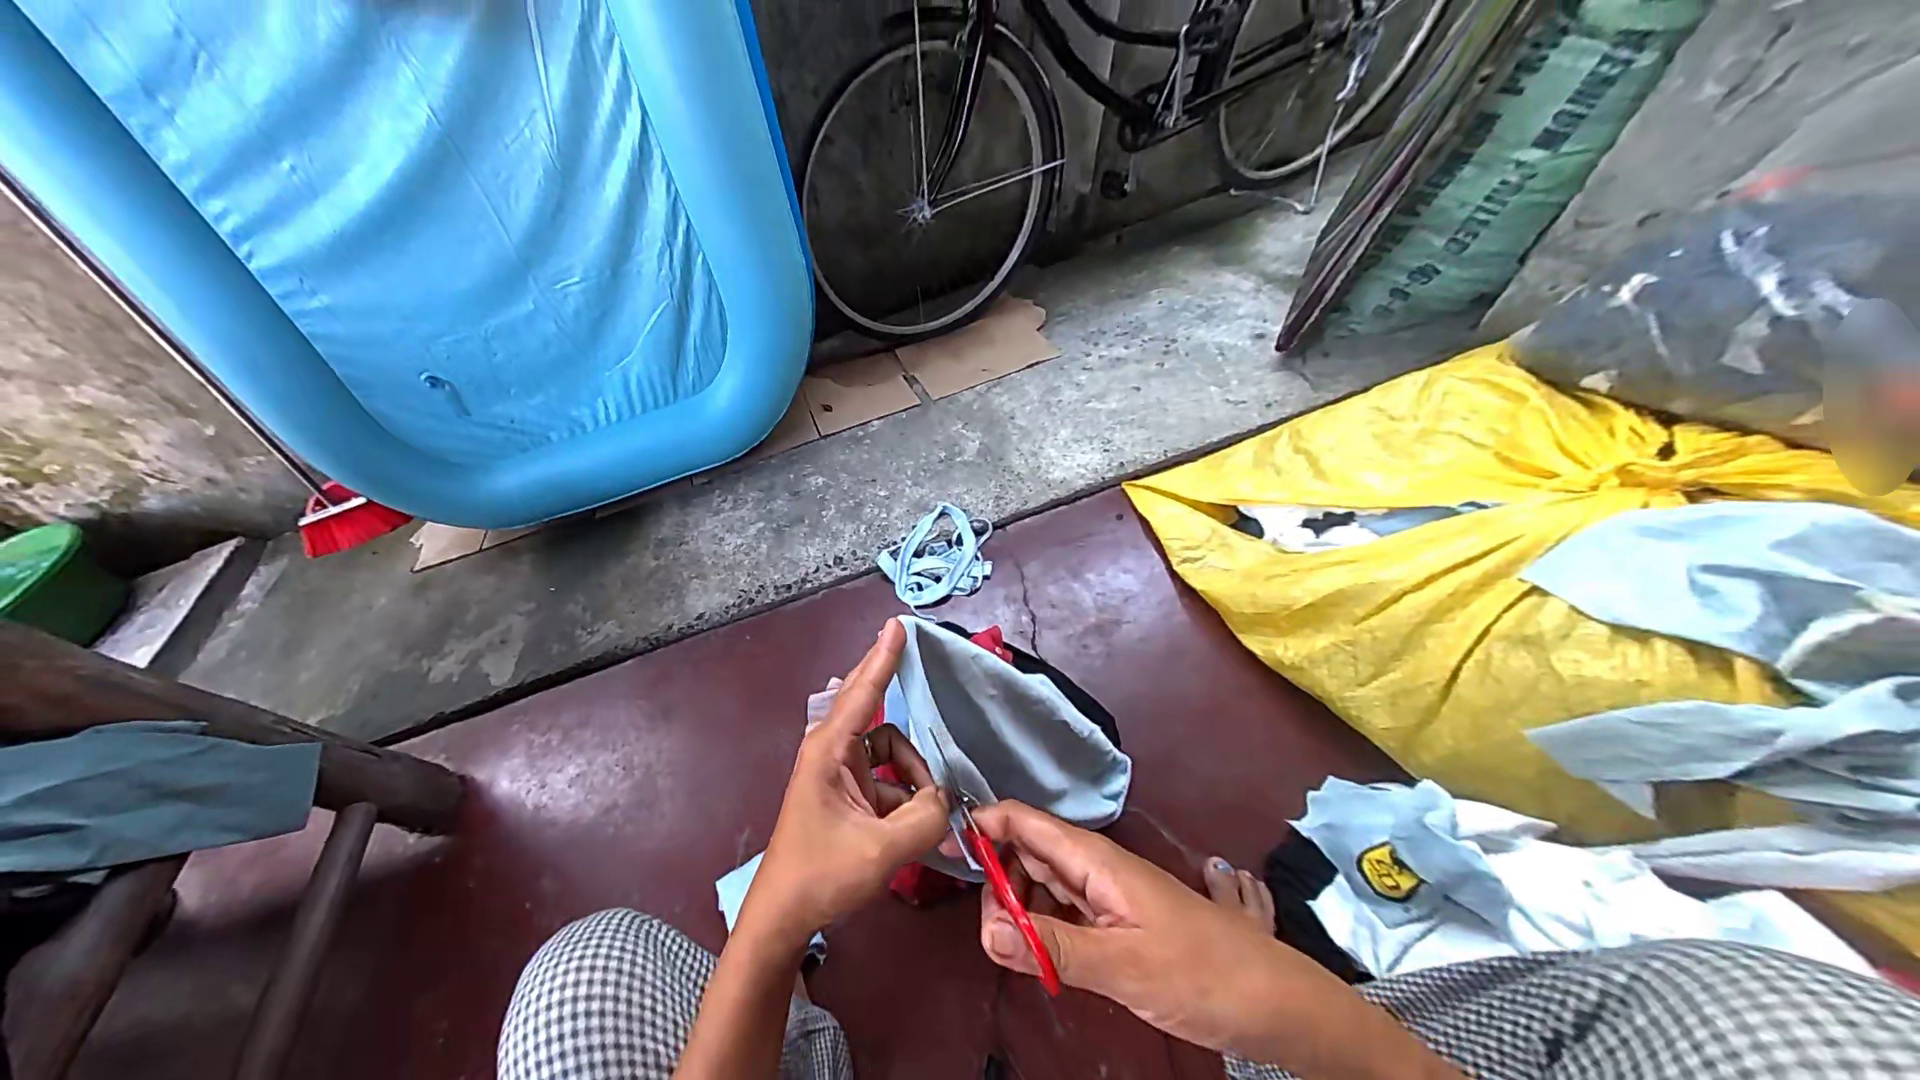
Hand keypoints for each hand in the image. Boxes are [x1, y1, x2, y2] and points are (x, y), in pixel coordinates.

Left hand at [738, 619, 949, 946]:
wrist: (783, 919)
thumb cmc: (821, 876)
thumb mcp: (882, 851)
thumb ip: (926, 818)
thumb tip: (947, 798)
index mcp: (830, 751)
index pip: (862, 693)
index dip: (883, 657)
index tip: (898, 624)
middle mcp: (835, 752)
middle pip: (872, 707)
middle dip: (895, 688)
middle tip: (922, 662)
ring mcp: (843, 773)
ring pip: (894, 752)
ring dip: (917, 776)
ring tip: (934, 814)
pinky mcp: (852, 796)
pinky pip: (892, 780)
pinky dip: (911, 797)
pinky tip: (926, 827)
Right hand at [971, 801, 1460, 1079]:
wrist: (1271, 998)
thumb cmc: (1200, 971)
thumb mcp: (1123, 965)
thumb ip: (1053, 947)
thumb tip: (985, 930)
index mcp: (1094, 859)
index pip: (1025, 821)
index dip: (984, 825)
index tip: (946, 847)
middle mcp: (1095, 866)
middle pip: (1027, 850)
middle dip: (997, 876)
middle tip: (989, 929)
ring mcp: (1105, 892)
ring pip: (1043, 881)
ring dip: (1017, 904)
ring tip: (1011, 944)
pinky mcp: (1114, 919)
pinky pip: (1062, 909)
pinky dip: (1040, 924)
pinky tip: (1038, 951)